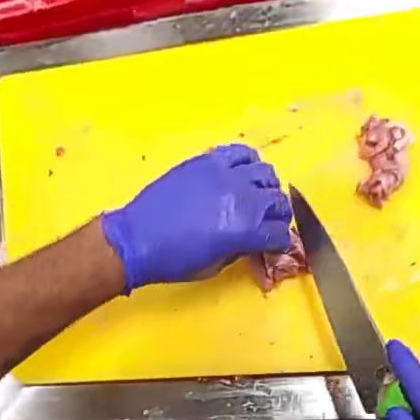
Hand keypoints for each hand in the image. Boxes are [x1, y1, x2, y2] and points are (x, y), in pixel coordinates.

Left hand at [100, 144, 293, 290]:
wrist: (138, 238)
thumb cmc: (173, 260)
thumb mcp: (213, 267)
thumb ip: (238, 251)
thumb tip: (248, 244)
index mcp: (246, 230)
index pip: (279, 233)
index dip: (281, 242)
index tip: (276, 244)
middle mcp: (243, 198)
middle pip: (278, 200)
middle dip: (279, 214)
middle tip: (271, 222)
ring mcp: (226, 174)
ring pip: (265, 171)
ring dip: (267, 186)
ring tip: (258, 196)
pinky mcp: (208, 160)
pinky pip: (240, 152)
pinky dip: (248, 162)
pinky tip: (243, 172)